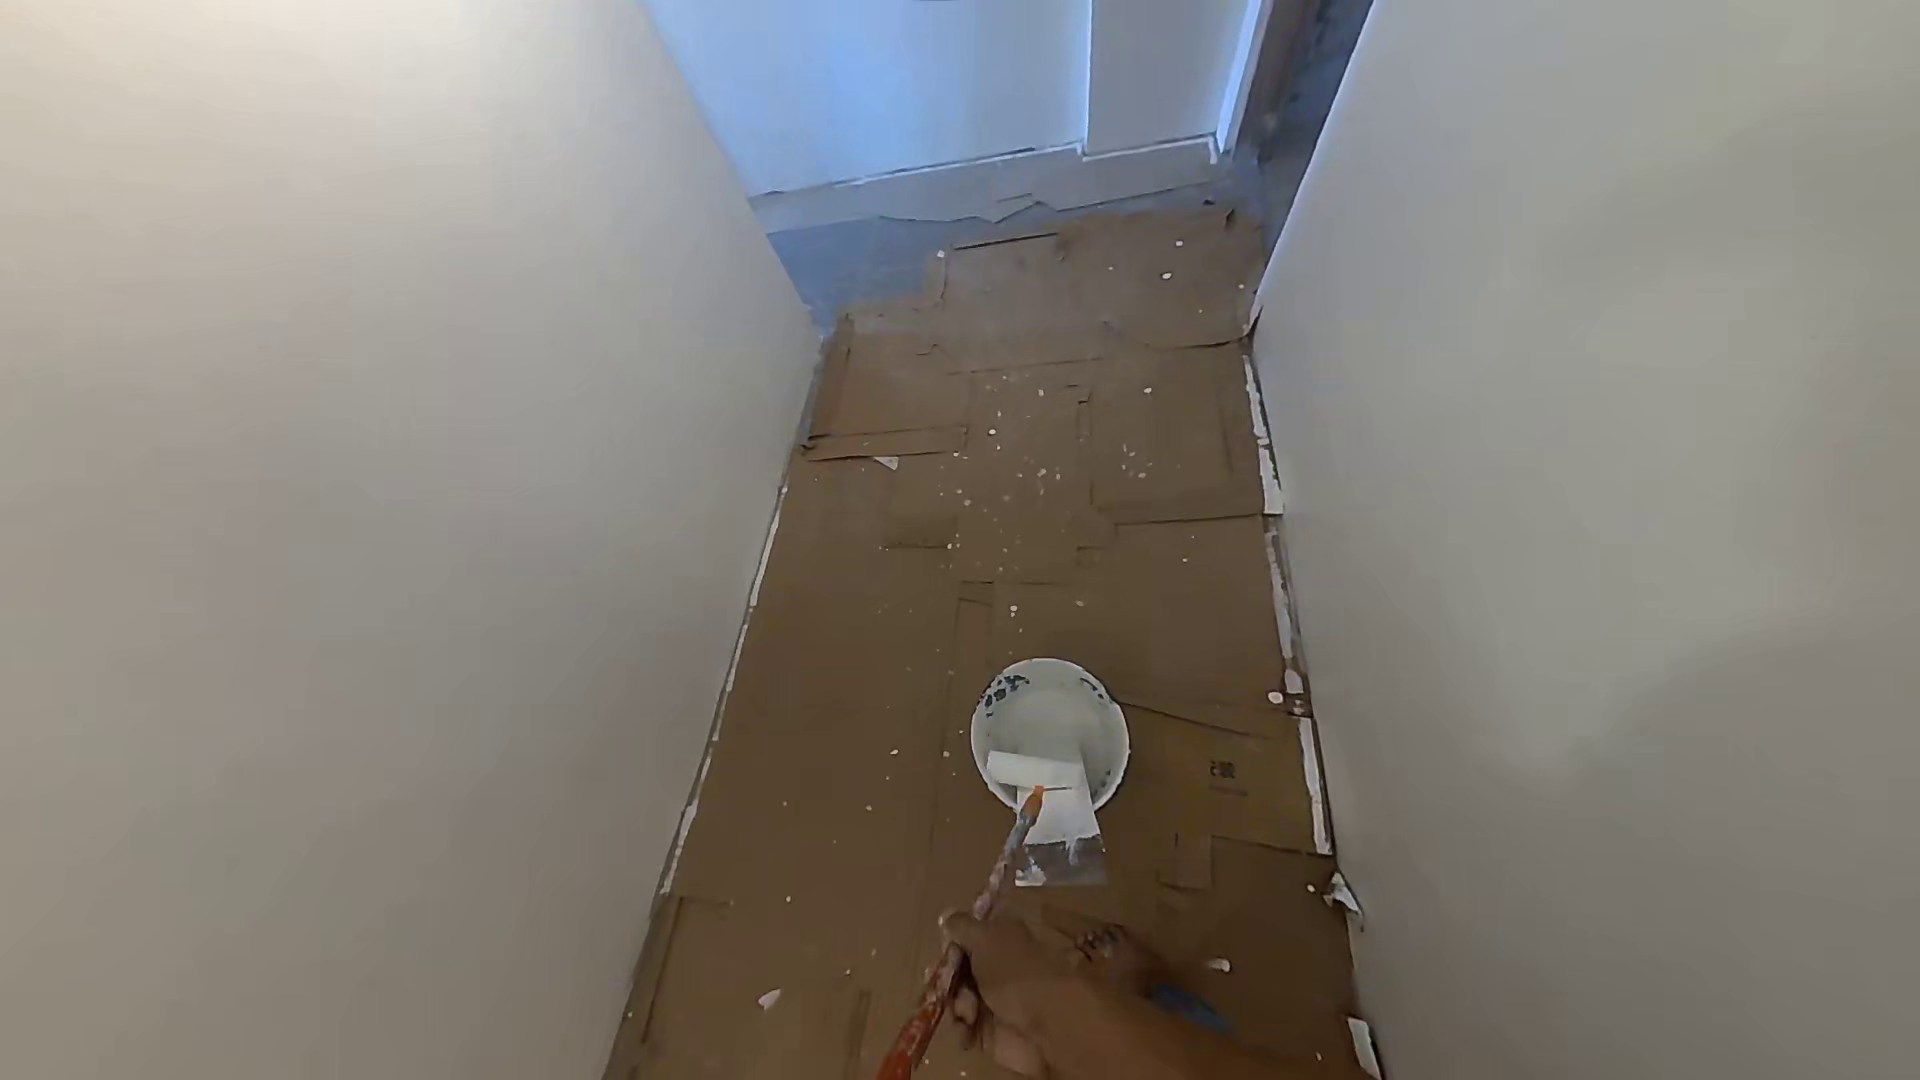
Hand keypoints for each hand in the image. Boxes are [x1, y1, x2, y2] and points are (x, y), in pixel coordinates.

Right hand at [941, 911, 1075, 1076]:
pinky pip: (963, 1026)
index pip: (967, 933)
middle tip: (944, 982)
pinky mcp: (989, 1031)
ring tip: (967, 1010)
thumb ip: (961, 926)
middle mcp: (994, 964)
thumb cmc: (1013, 969)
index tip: (948, 948)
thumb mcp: (983, 937)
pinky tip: (967, 1027)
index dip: (954, 940)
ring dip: (955, 1002)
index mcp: (998, 935)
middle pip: (958, 965)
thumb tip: (946, 915)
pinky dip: (961, 1028)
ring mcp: (991, 998)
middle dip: (947, 975)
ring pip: (956, 996)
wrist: (1045, 1022)